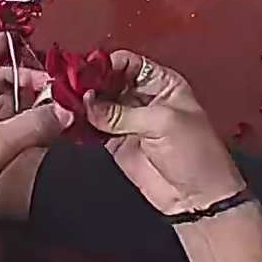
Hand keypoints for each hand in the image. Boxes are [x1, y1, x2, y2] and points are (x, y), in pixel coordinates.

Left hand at [0, 37, 73, 227]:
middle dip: (24, 80)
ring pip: (1, 102)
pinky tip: (40, 126)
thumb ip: (35, 124)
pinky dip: (22, 121)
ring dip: (25, 103)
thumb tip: (60, 112)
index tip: (16, 39)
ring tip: (51, 106)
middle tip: (49, 85)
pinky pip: (3, 123)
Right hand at [84, 52, 245, 215]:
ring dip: (81, 103)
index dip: (107, 64)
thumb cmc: (196, 153)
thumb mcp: (163, 122)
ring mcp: (127, 120)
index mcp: (162, 84)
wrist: (197, 197)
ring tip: (64, 102)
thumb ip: (122, 112)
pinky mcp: (115, 142)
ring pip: (97, 104)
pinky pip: (93, 128)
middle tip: (69, 87)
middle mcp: (142, 98)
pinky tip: (69, 121)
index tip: (86, 70)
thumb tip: (90, 102)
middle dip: (89, 83)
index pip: (128, 63)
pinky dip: (80, 125)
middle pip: (108, 81)